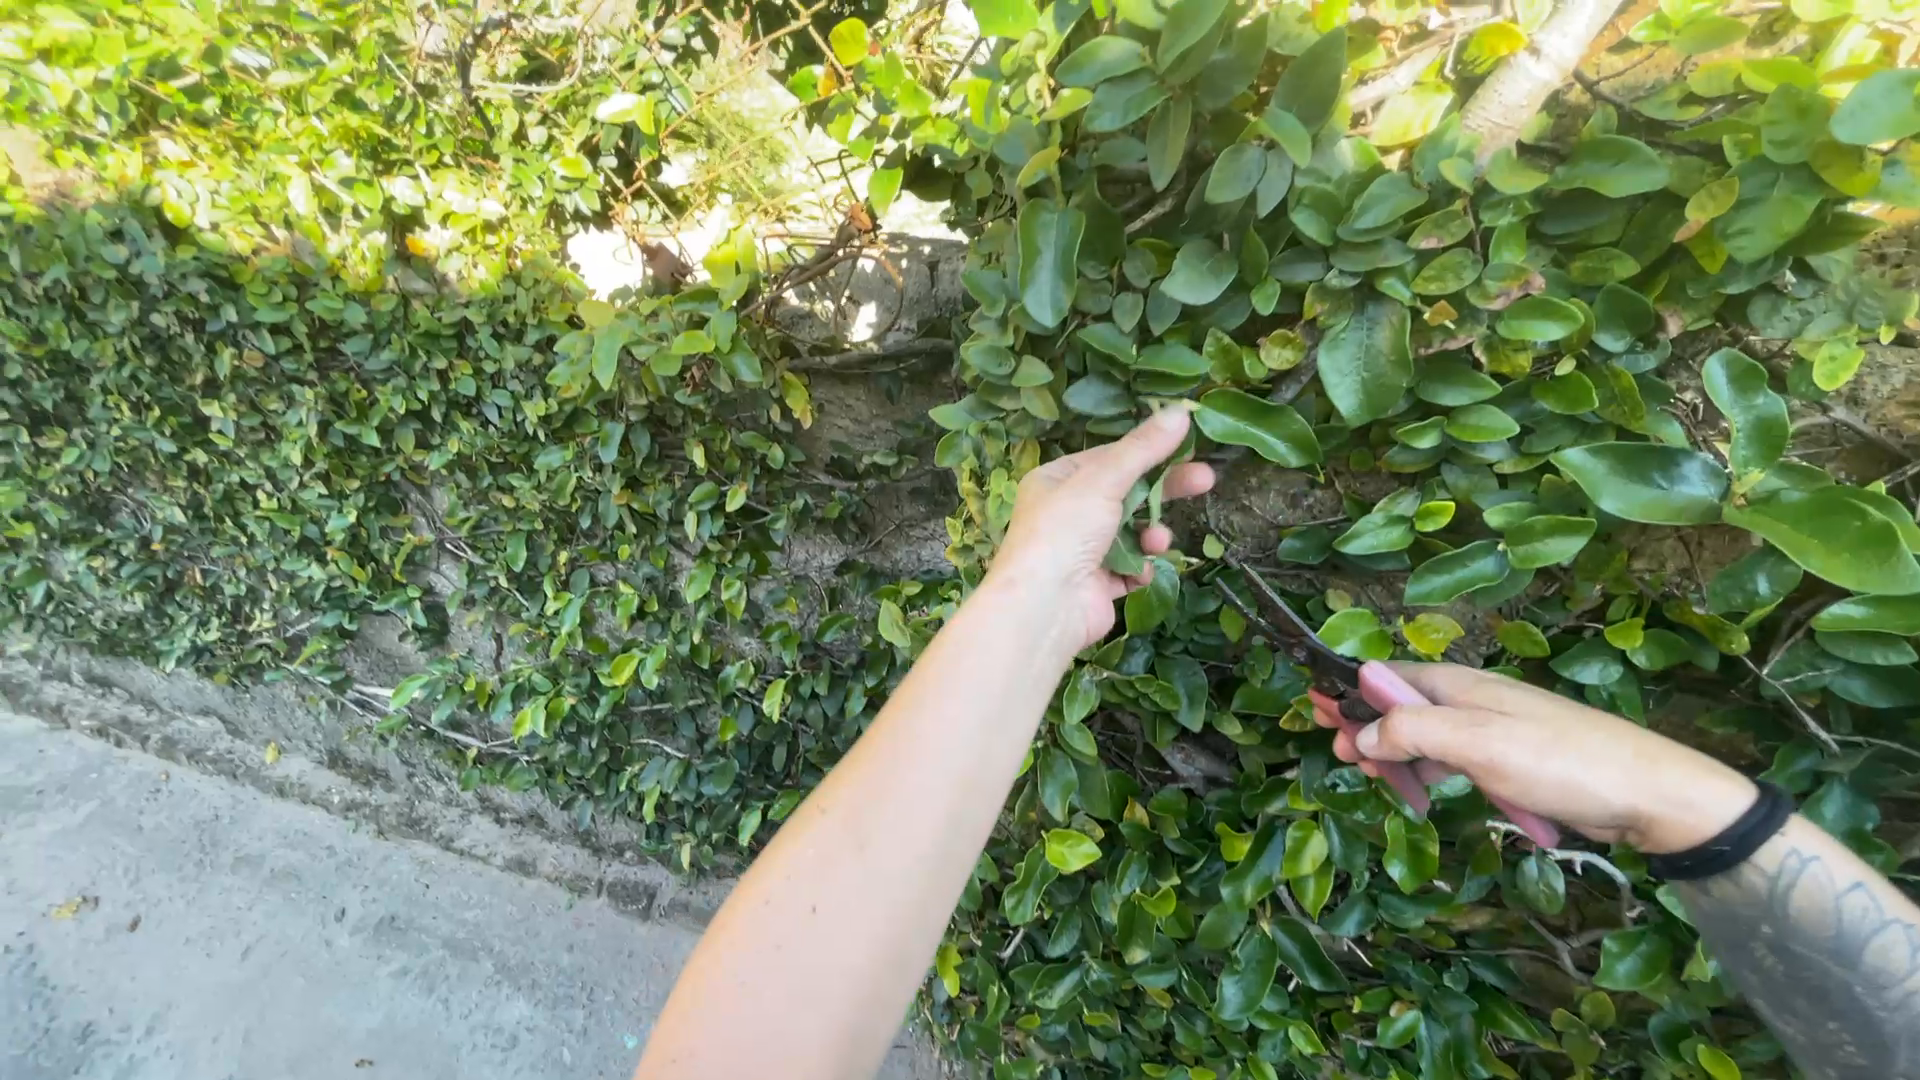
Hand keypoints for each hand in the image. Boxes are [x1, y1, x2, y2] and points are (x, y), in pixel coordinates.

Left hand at [982, 405, 1214, 655]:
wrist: (1046, 605)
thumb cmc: (1065, 531)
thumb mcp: (1103, 479)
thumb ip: (1143, 448)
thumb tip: (1181, 410)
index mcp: (1056, 480)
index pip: (1108, 458)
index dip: (1147, 453)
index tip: (1187, 447)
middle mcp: (1066, 513)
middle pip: (1126, 493)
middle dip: (1165, 490)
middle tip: (1206, 480)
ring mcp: (1081, 550)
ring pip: (1132, 532)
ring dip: (1151, 535)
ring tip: (1156, 542)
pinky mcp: (1097, 584)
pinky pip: (1129, 568)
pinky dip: (1139, 568)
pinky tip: (1139, 572)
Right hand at [1313, 661, 1756, 852]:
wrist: (1652, 796)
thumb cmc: (1557, 759)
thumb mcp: (1474, 742)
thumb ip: (1409, 733)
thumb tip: (1358, 736)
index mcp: (1452, 683)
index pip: (1380, 678)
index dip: (1343, 692)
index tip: (1311, 709)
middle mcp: (1463, 699)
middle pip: (1395, 707)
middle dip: (1363, 728)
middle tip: (1340, 756)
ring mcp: (1484, 729)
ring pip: (1420, 736)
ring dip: (1392, 756)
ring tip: (1373, 781)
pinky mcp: (1503, 759)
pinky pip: (1449, 760)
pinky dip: (1428, 774)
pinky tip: (1422, 795)